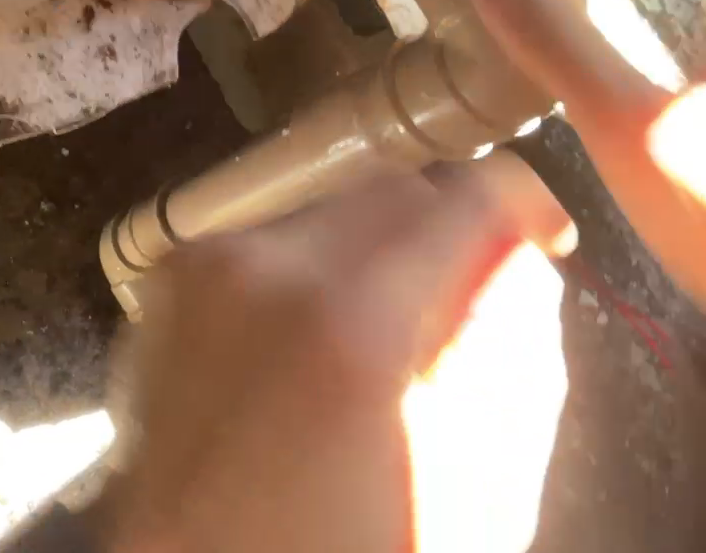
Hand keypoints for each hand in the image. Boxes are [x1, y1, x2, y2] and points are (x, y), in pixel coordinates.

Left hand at [95, 153, 574, 552]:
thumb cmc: (360, 543)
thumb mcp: (475, 470)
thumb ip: (506, 343)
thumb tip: (516, 250)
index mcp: (352, 322)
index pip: (461, 200)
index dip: (515, 202)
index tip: (531, 224)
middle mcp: (265, 267)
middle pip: (386, 188)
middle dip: (435, 224)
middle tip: (453, 280)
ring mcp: (207, 264)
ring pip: (323, 206)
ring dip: (365, 245)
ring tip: (371, 320)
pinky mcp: (174, 274)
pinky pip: (265, 234)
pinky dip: (303, 263)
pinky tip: (305, 328)